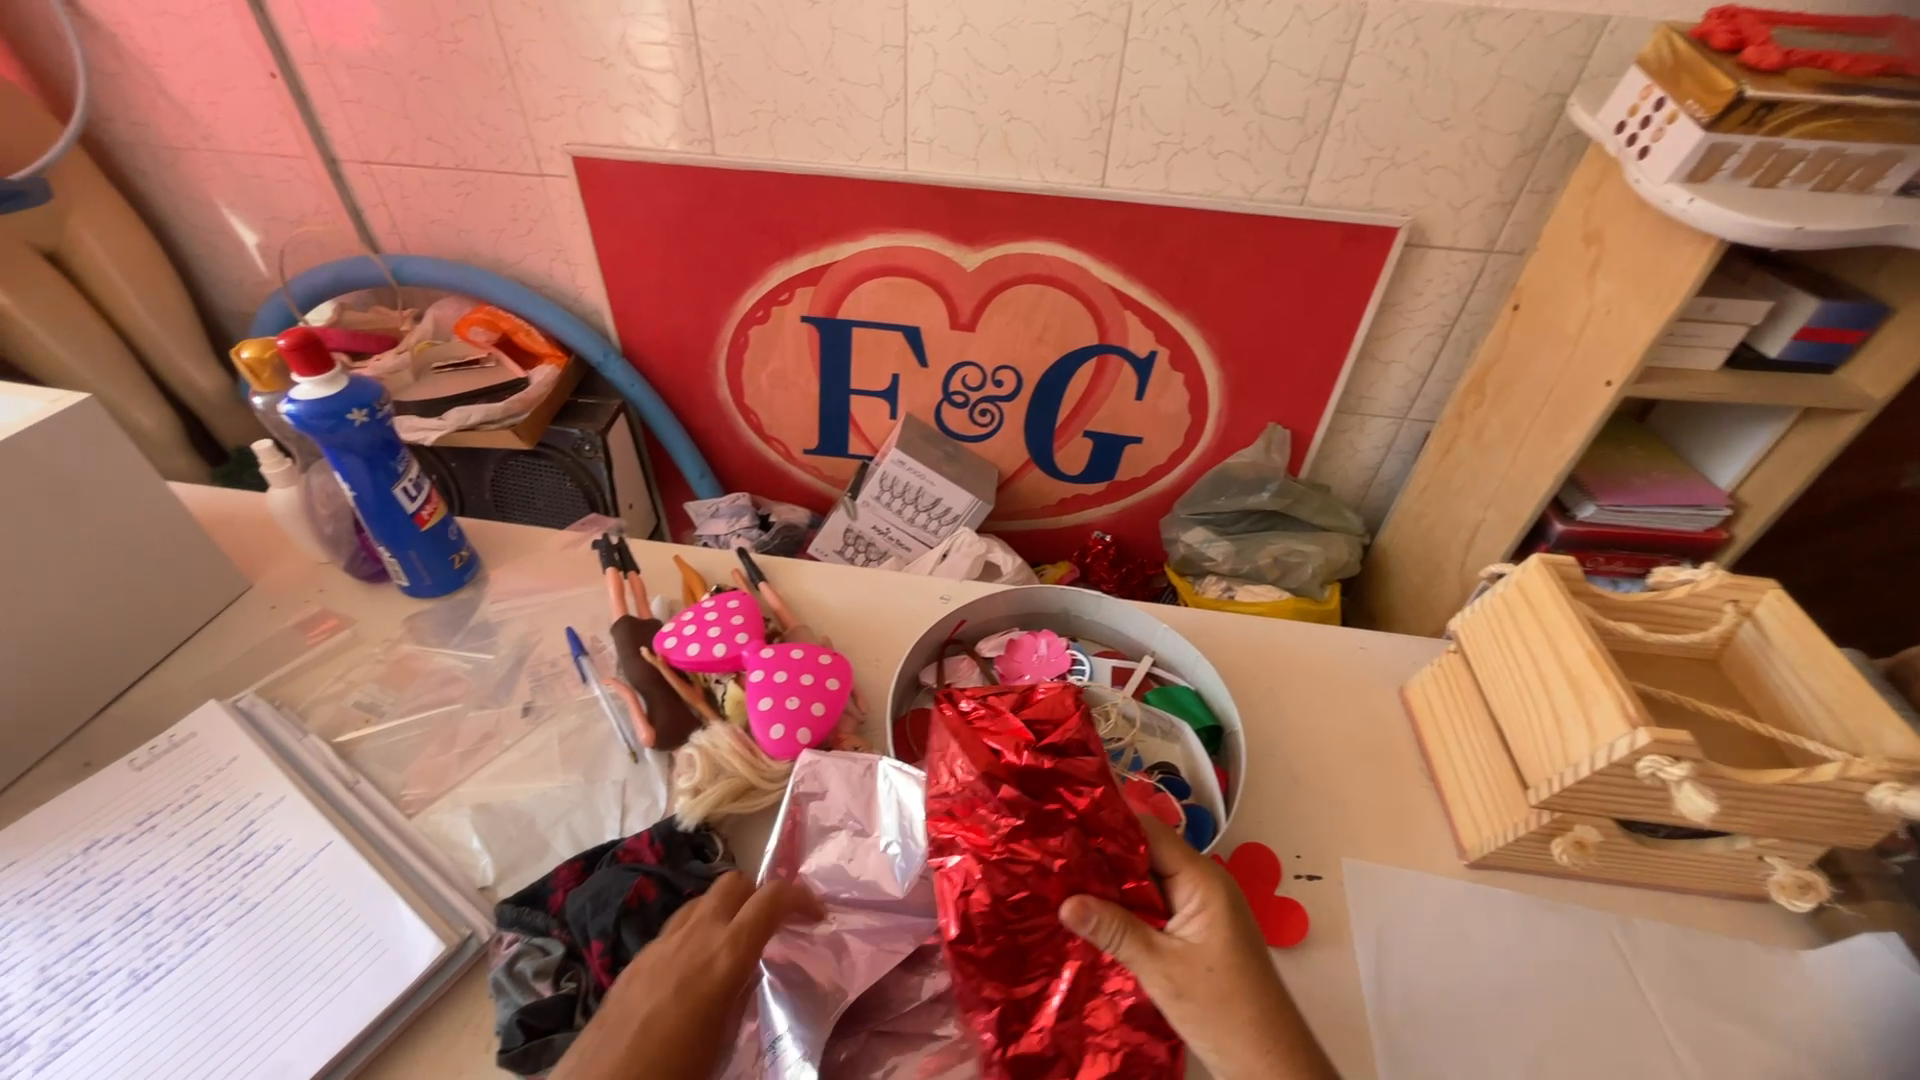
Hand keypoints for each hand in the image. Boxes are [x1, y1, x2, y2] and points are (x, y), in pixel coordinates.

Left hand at [551, 872, 824, 1079]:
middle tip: (773, 926)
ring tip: (736, 948)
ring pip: (702, 901)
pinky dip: (696, 934)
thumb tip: (747, 976)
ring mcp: (659, 945)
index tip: (816, 916)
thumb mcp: (723, 1043)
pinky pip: (675, 929)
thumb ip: (741, 997)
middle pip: (734, 883)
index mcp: (725, 955)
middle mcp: (694, 936)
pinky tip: (695, 974)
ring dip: (726, 911)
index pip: (772, 898)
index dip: (801, 897)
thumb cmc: (673, 1074)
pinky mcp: (634, 962)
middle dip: (759, 894)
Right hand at [1059, 817, 1336, 1079]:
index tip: (1065, 821)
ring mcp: (1203, 906)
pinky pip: (1157, 903)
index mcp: (1202, 879)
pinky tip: (1095, 914)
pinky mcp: (1199, 929)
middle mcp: (1204, 882)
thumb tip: (1064, 901)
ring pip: (1149, 879)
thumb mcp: (1160, 969)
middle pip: (1146, 852)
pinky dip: (1129, 905)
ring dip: (1113, 882)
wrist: (1272, 1064)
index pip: (1148, 831)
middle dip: (1103, 853)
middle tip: (1055, 852)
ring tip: (1063, 878)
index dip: (1107, 822)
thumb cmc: (1222, 1011)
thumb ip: (1114, 930)